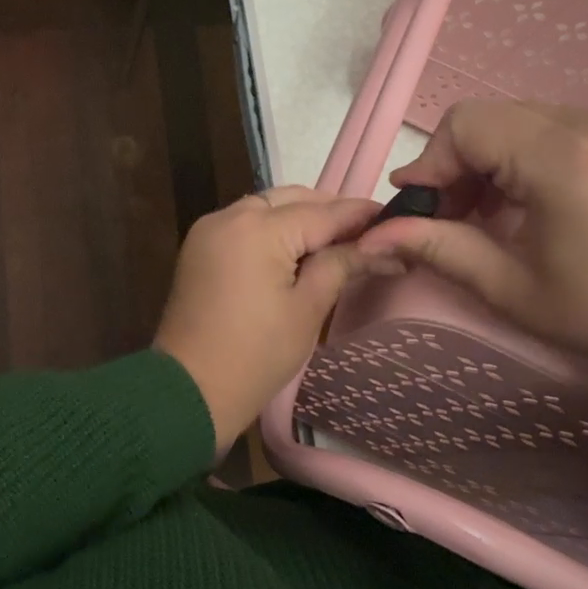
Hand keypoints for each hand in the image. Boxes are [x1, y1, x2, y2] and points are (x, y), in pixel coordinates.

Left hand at [155, 187, 393, 453]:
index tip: (398, 221)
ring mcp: (207, 231)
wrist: (189, 389)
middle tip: (366, 237)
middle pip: (290, 200)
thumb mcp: (307, 308)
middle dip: (328, 213)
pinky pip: (242, 226)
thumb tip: (381, 248)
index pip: (323, 212)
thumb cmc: (256, 354)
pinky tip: (295, 252)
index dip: (362, 217)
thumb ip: (341, 265)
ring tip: (334, 246)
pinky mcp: (197, 250)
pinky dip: (270, 230)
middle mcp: (228, 217)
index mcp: (257, 228)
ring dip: (298, 219)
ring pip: (264, 208)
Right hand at [356, 101, 587, 418]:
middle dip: (452, 164)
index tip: (415, 211)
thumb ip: (438, 248)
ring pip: (517, 120)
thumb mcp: (510, 288)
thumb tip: (373, 235)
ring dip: (483, 162)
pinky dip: (517, 159)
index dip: (428, 163)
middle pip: (488, 117)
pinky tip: (520, 207)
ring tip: (480, 218)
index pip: (466, 124)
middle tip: (445, 220)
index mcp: (563, 159)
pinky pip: (550, 130)